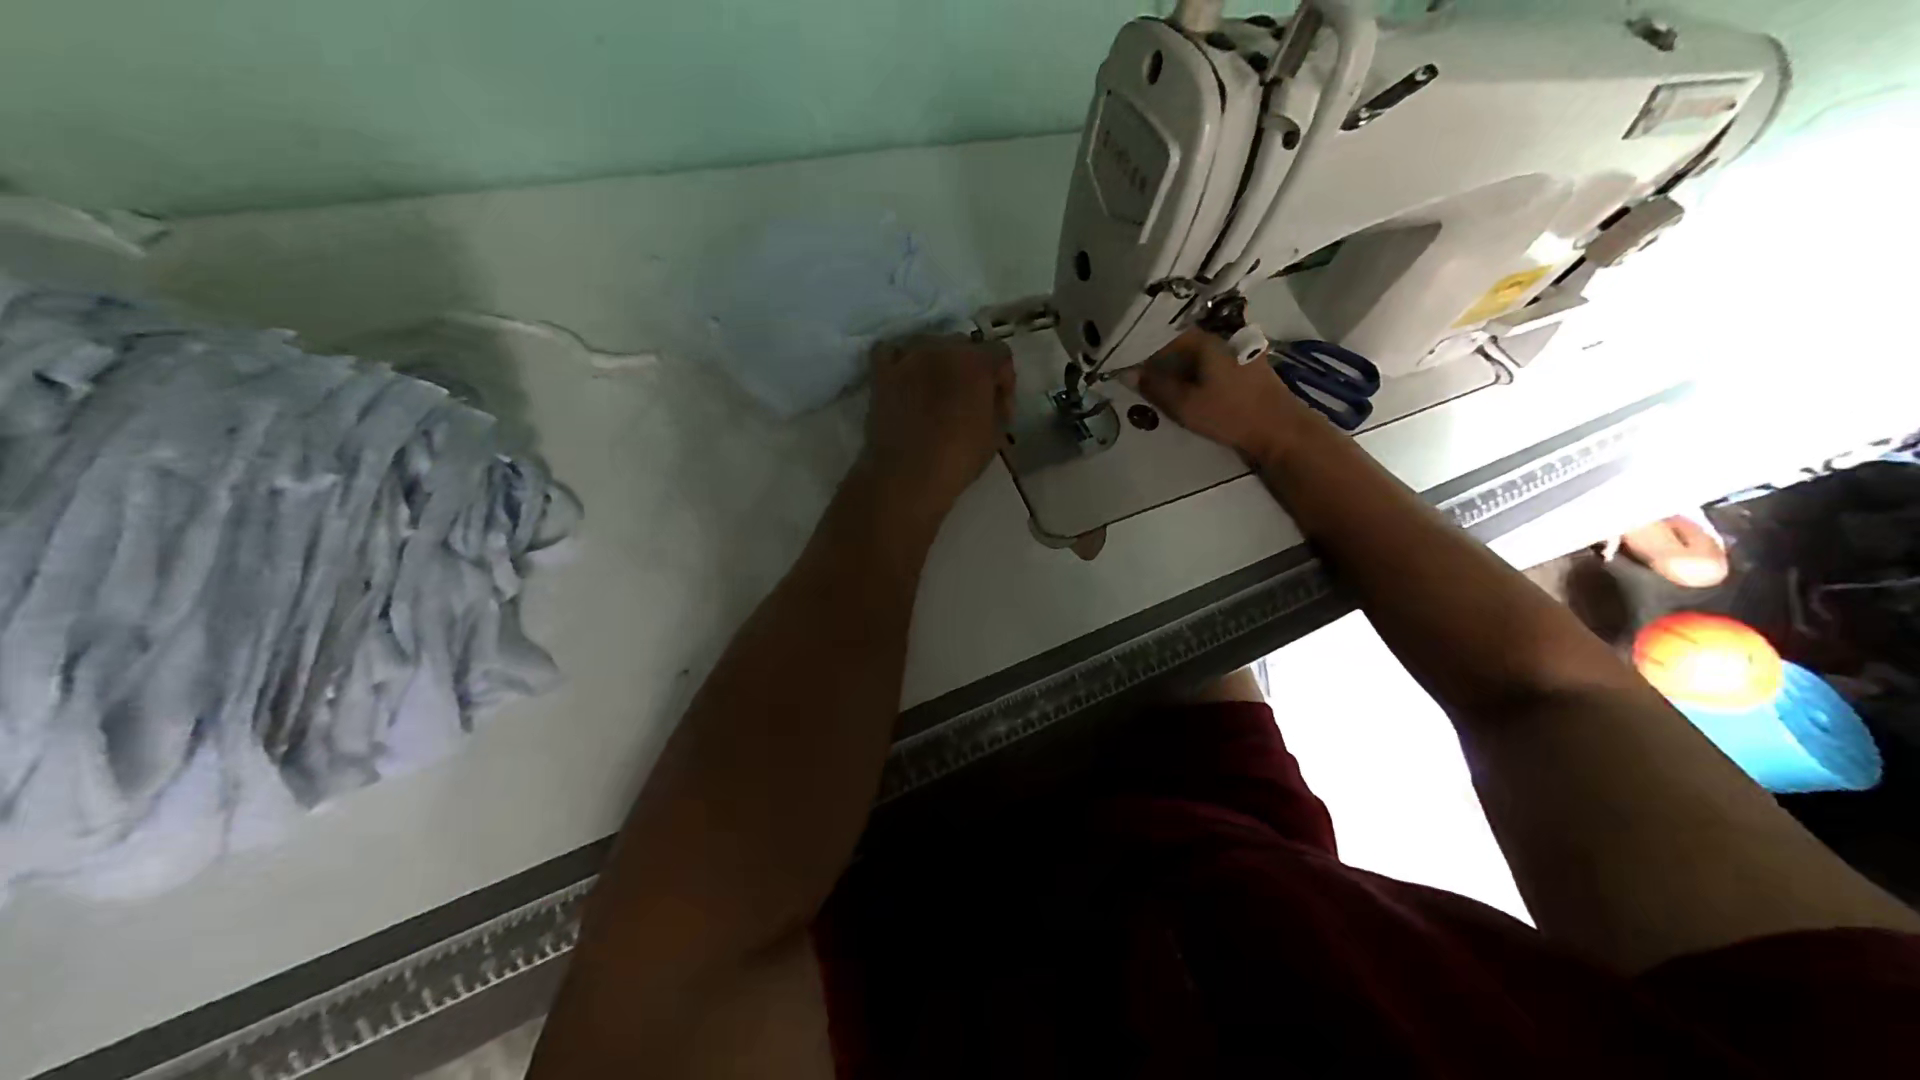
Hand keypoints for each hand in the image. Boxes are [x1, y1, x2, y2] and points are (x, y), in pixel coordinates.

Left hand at [863, 333, 1014, 515]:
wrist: (907, 477)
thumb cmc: (958, 459)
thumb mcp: (995, 434)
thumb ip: (996, 405)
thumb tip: (991, 398)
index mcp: (976, 363)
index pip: (1000, 354)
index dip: (1004, 381)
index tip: (1000, 409)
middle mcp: (942, 349)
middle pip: (964, 346)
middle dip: (971, 370)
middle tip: (969, 401)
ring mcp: (908, 358)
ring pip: (929, 344)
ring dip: (938, 362)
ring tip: (936, 391)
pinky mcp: (881, 373)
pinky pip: (890, 352)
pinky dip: (900, 361)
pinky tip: (905, 378)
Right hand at [1125, 329, 1310, 462]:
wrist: (1280, 430)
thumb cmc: (1230, 414)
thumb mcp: (1184, 405)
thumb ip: (1154, 387)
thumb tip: (1127, 373)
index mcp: (1205, 339)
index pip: (1163, 337)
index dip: (1141, 352)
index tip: (1125, 367)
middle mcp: (1222, 337)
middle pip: (1180, 343)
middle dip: (1159, 359)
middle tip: (1138, 378)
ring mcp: (1237, 350)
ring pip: (1196, 354)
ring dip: (1177, 368)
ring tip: (1158, 385)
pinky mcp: (1246, 366)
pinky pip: (1210, 364)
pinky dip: (1194, 373)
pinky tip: (1185, 388)